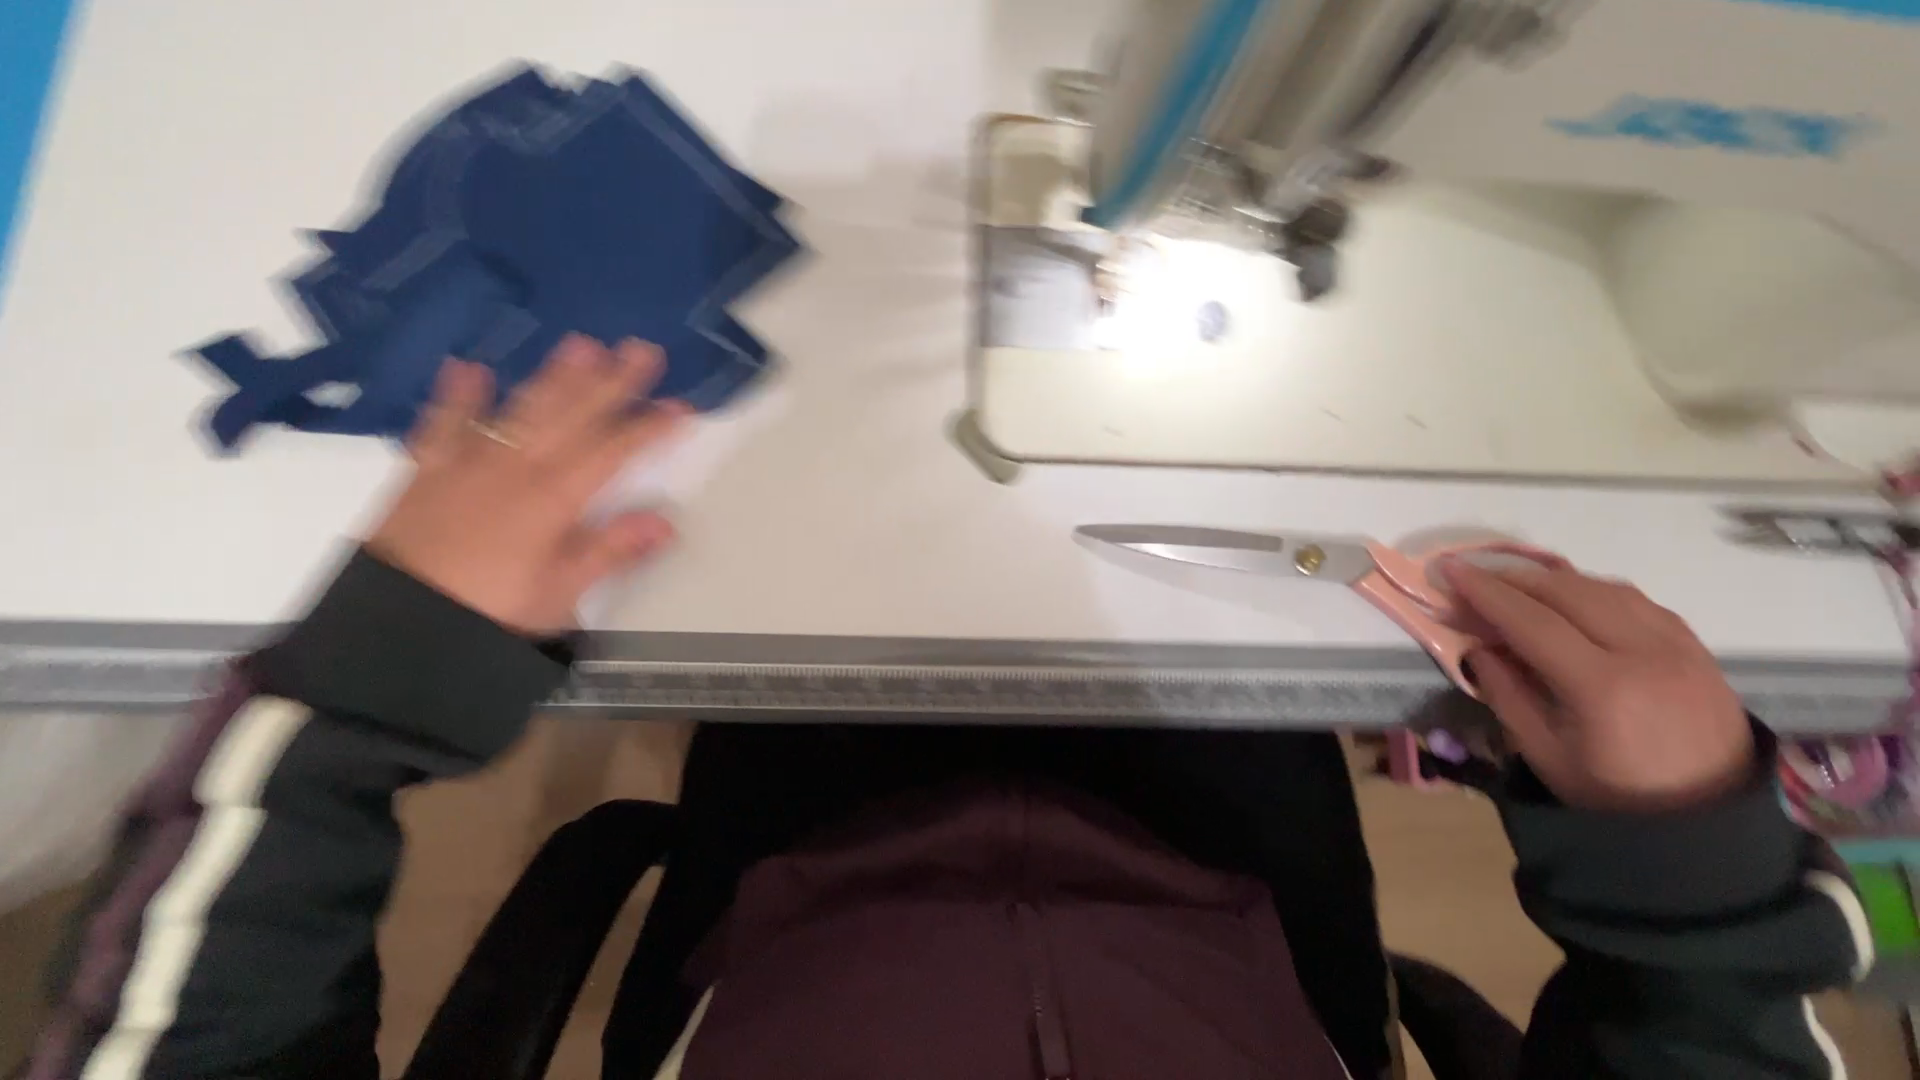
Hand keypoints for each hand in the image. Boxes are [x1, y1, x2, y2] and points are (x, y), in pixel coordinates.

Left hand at [366, 335, 690, 636]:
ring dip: (552, 376)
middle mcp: (516, 468)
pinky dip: (457, 396)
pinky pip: (444, 424)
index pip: (612, 453)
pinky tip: (469, 368)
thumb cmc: (489, 609)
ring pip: (520, 410)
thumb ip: (610, 552)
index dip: (648, 428)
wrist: (396, 620)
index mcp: (554, 498)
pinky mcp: (428, 470)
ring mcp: (469, 463)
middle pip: (572, 416)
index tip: (681, 405)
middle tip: (641, 349)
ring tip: (580, 344)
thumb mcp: (559, 592)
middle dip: (611, 382)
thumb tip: (665, 522)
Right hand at [1441, 561, 1755, 812]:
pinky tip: (1570, 600)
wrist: (1709, 816)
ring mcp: (1677, 645)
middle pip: (1569, 592)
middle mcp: (1645, 653)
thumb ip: (1505, 693)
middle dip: (1515, 578)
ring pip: (1604, 588)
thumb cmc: (1613, 792)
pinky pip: (1636, 600)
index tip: (1451, 570)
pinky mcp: (1695, 646)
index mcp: (1602, 687)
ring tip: (1517, 585)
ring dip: (1554, 580)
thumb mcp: (1543, 752)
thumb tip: (1478, 645)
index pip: (1533, 621)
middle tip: (1476, 575)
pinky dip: (1593, 591)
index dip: (1487, 592)